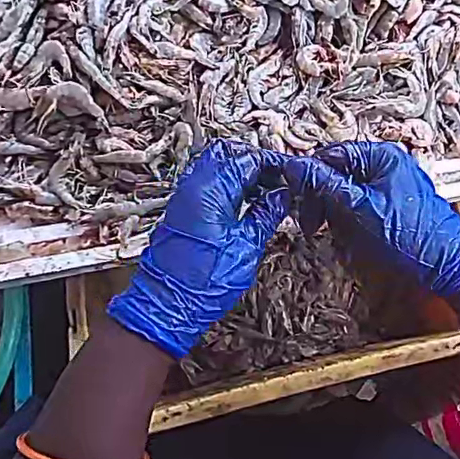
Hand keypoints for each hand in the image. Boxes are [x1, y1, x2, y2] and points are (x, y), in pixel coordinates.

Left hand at [107, 140, 290, 357]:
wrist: (168, 305)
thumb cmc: (205, 282)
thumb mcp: (247, 246)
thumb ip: (267, 214)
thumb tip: (283, 195)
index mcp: (210, 190)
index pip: (247, 159)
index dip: (272, 164)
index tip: (291, 175)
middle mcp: (193, 185)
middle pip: (228, 153)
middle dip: (255, 161)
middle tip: (278, 180)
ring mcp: (184, 195)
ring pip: (215, 164)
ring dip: (241, 171)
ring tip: (266, 192)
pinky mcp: (182, 207)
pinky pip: (207, 180)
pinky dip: (227, 183)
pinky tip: (246, 202)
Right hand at [281, 141, 459, 296]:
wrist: (445, 264)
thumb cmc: (410, 234)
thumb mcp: (359, 206)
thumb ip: (326, 183)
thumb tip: (295, 166)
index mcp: (381, 155)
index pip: (331, 154)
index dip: (310, 176)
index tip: (297, 196)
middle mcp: (384, 165)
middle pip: (336, 173)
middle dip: (320, 199)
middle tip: (311, 222)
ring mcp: (386, 185)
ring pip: (343, 192)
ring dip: (331, 213)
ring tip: (332, 233)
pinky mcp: (387, 205)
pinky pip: (356, 206)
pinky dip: (346, 221)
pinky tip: (346, 237)